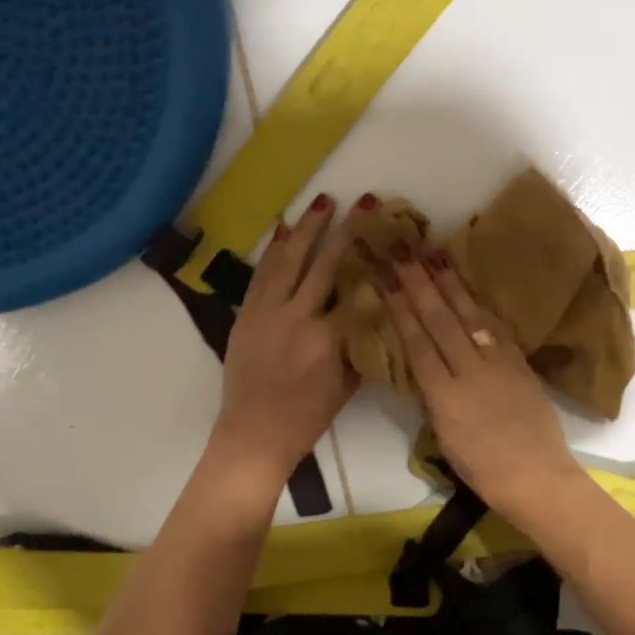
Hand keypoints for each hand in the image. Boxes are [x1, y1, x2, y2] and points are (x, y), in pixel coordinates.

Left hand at [215, 194, 359, 477]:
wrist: (254, 432)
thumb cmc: (308, 416)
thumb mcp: (348, 383)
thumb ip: (361, 345)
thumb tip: (374, 312)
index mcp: (330, 336)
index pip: (357, 286)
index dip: (373, 258)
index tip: (387, 234)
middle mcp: (299, 315)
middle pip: (326, 263)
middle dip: (346, 229)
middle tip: (364, 201)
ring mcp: (269, 312)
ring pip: (290, 260)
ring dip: (307, 228)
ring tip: (322, 201)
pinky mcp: (248, 314)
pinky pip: (263, 274)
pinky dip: (274, 251)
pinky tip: (284, 230)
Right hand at [379, 250, 583, 514]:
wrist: (536, 476)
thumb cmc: (483, 469)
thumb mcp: (444, 438)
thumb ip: (432, 399)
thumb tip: (422, 367)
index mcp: (444, 396)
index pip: (417, 343)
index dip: (399, 310)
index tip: (385, 281)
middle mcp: (469, 371)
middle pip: (439, 320)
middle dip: (418, 284)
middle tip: (402, 252)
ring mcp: (498, 364)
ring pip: (468, 316)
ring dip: (449, 284)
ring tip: (433, 255)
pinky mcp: (520, 363)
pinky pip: (494, 327)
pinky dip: (478, 305)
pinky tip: (467, 289)